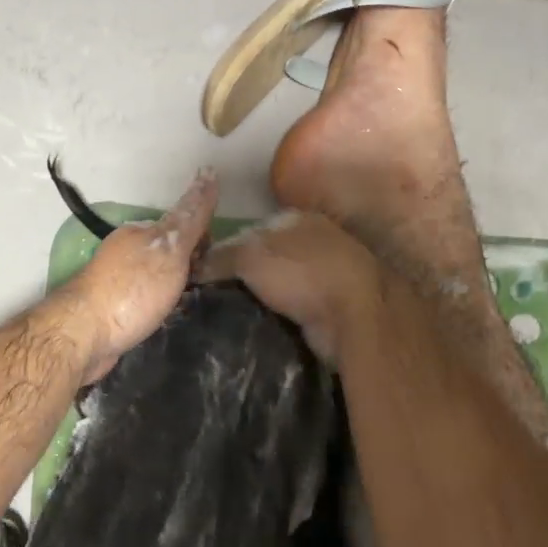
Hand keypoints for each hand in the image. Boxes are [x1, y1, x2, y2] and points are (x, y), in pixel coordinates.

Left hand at [53, 169, 217, 382]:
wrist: (85, 336)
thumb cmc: (132, 290)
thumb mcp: (169, 249)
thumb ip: (191, 216)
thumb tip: (208, 172)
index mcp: (137, 233)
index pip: (180, 226)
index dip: (202, 242)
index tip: (211, 263)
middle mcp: (124, 255)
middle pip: (169, 255)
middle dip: (189, 268)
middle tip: (200, 287)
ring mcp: (116, 285)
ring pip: (157, 281)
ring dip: (175, 291)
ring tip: (187, 306)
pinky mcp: (113, 313)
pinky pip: (146, 305)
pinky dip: (160, 310)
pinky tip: (167, 321)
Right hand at [195, 210, 382, 361]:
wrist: (353, 316)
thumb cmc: (301, 274)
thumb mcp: (249, 256)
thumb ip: (220, 257)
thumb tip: (194, 267)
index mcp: (297, 219)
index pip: (251, 231)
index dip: (226, 250)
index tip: (206, 274)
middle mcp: (313, 242)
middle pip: (265, 259)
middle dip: (242, 277)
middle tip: (214, 299)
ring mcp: (325, 276)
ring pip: (278, 286)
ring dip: (259, 300)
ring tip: (229, 316)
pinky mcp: (329, 307)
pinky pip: (291, 309)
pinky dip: (276, 317)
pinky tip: (257, 326)